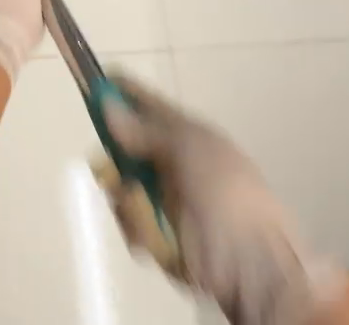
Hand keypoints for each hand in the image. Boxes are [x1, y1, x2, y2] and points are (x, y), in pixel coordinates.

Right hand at [100, 76, 344, 324]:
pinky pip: (132, 223)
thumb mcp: (188, 148)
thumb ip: (145, 129)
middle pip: (124, 148)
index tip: (94, 84)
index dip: (121, 93)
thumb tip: (107, 104)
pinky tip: (151, 238)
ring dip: (127, 200)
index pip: (146, 104)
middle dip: (113, 159)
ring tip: (141, 211)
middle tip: (109, 169)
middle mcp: (171, 163)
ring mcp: (165, 200)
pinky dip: (137, 230)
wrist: (254, 263)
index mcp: (185, 134)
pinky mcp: (161, 236)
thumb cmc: (226, 193)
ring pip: (122, 187)